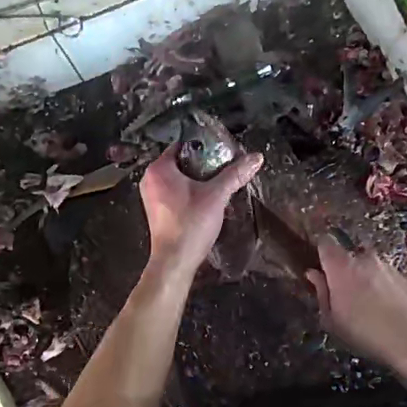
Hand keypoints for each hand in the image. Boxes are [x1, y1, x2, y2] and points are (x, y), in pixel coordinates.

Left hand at [139, 145, 262, 282]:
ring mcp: (150, 195)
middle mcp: (150, 178)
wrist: (174, 261)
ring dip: (196, 178)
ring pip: (178, 177)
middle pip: (180, 161)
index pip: (182, 145)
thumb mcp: (217, 195)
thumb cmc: (191, 224)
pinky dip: (188, 191)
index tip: (222, 151)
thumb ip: (235, 174)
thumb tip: (257, 156)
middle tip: (224, 167)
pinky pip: (173, 191)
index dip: (204, 146)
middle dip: (202, 163)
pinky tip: (205, 198)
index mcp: (159, 168)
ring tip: (218, 182)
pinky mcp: (156, 210)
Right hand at [306, 239, 406, 393]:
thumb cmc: (367, 333)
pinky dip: (381, 285)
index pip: (325, 242)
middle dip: (344, 270)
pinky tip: (386, 308)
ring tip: (368, 306)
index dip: (321, 252)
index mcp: (341, 266)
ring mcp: (386, 264)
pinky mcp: (403, 274)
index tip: (320, 269)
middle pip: (348, 255)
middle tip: (343, 296)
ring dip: (364, 278)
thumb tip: (314, 273)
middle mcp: (364, 258)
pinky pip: (383, 274)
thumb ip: (322, 293)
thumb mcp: (333, 320)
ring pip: (367, 265)